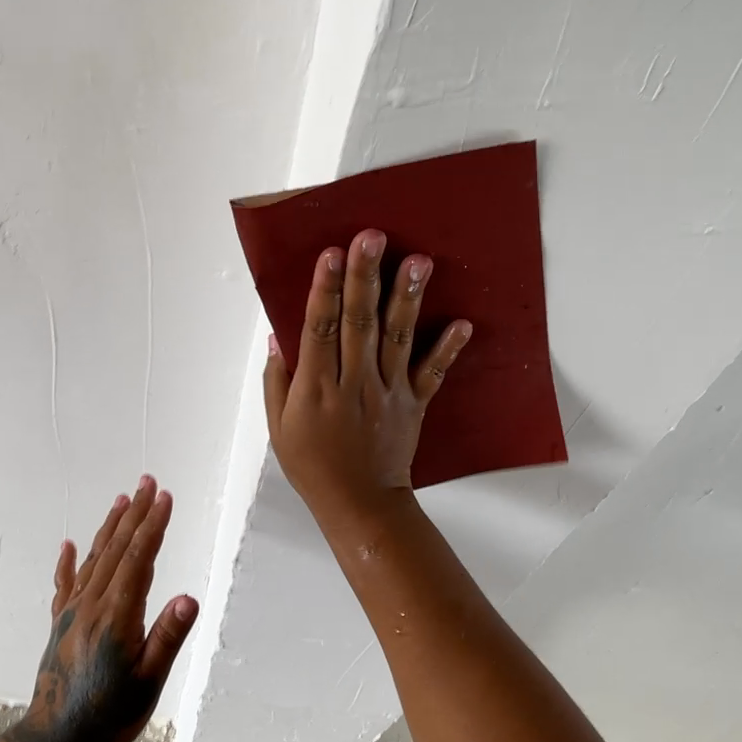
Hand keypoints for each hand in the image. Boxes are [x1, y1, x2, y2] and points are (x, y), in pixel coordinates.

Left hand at [0, 477, 197, 741]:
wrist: (55, 741)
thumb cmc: (110, 716)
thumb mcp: (148, 682)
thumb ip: (167, 638)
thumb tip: (189, 598)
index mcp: (116, 616)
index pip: (139, 560)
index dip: (153, 526)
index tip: (166, 497)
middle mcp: (91, 606)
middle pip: (116, 550)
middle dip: (135, 514)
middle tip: (148, 482)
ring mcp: (72, 613)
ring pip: (93, 560)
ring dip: (110, 528)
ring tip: (122, 500)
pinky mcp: (59, 625)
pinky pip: (65, 584)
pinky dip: (68, 562)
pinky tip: (68, 546)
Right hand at [263, 228, 471, 524]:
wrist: (360, 504)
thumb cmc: (313, 465)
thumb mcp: (279, 426)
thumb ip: (278, 380)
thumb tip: (278, 337)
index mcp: (317, 388)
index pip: (320, 330)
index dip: (324, 290)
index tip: (330, 254)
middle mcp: (354, 384)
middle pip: (359, 323)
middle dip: (365, 278)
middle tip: (372, 237)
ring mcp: (388, 392)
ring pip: (397, 339)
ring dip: (407, 298)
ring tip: (418, 262)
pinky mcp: (413, 404)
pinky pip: (432, 374)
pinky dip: (448, 349)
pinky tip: (463, 323)